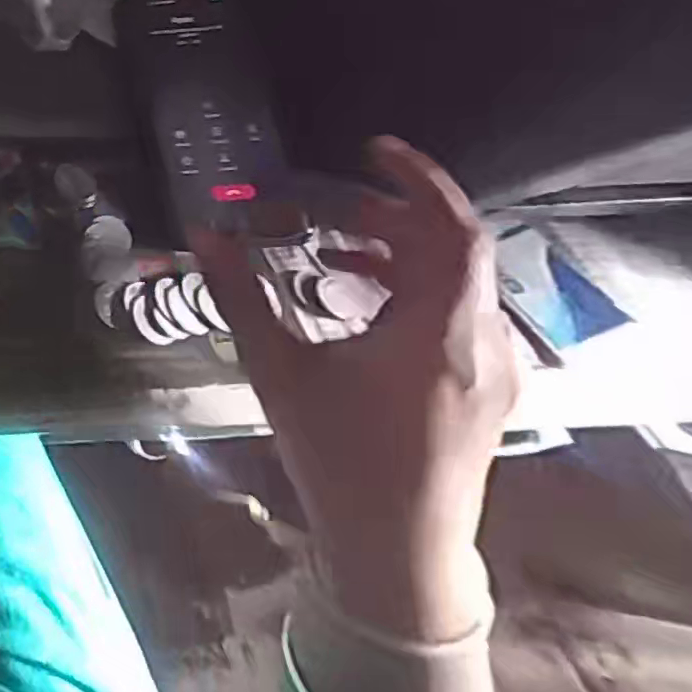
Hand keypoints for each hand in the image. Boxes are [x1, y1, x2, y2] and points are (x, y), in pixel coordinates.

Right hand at [193, 136, 520, 641]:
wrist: (395, 542)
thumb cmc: (335, 452)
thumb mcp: (276, 367)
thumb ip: (239, 294)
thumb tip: (202, 235)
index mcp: (438, 332)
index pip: (453, 231)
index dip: (417, 180)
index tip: (372, 149)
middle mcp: (482, 340)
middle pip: (450, 250)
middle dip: (386, 216)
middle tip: (324, 206)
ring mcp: (489, 365)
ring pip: (454, 280)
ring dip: (395, 252)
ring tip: (331, 247)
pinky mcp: (482, 384)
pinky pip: (454, 310)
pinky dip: (407, 286)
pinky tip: (357, 298)